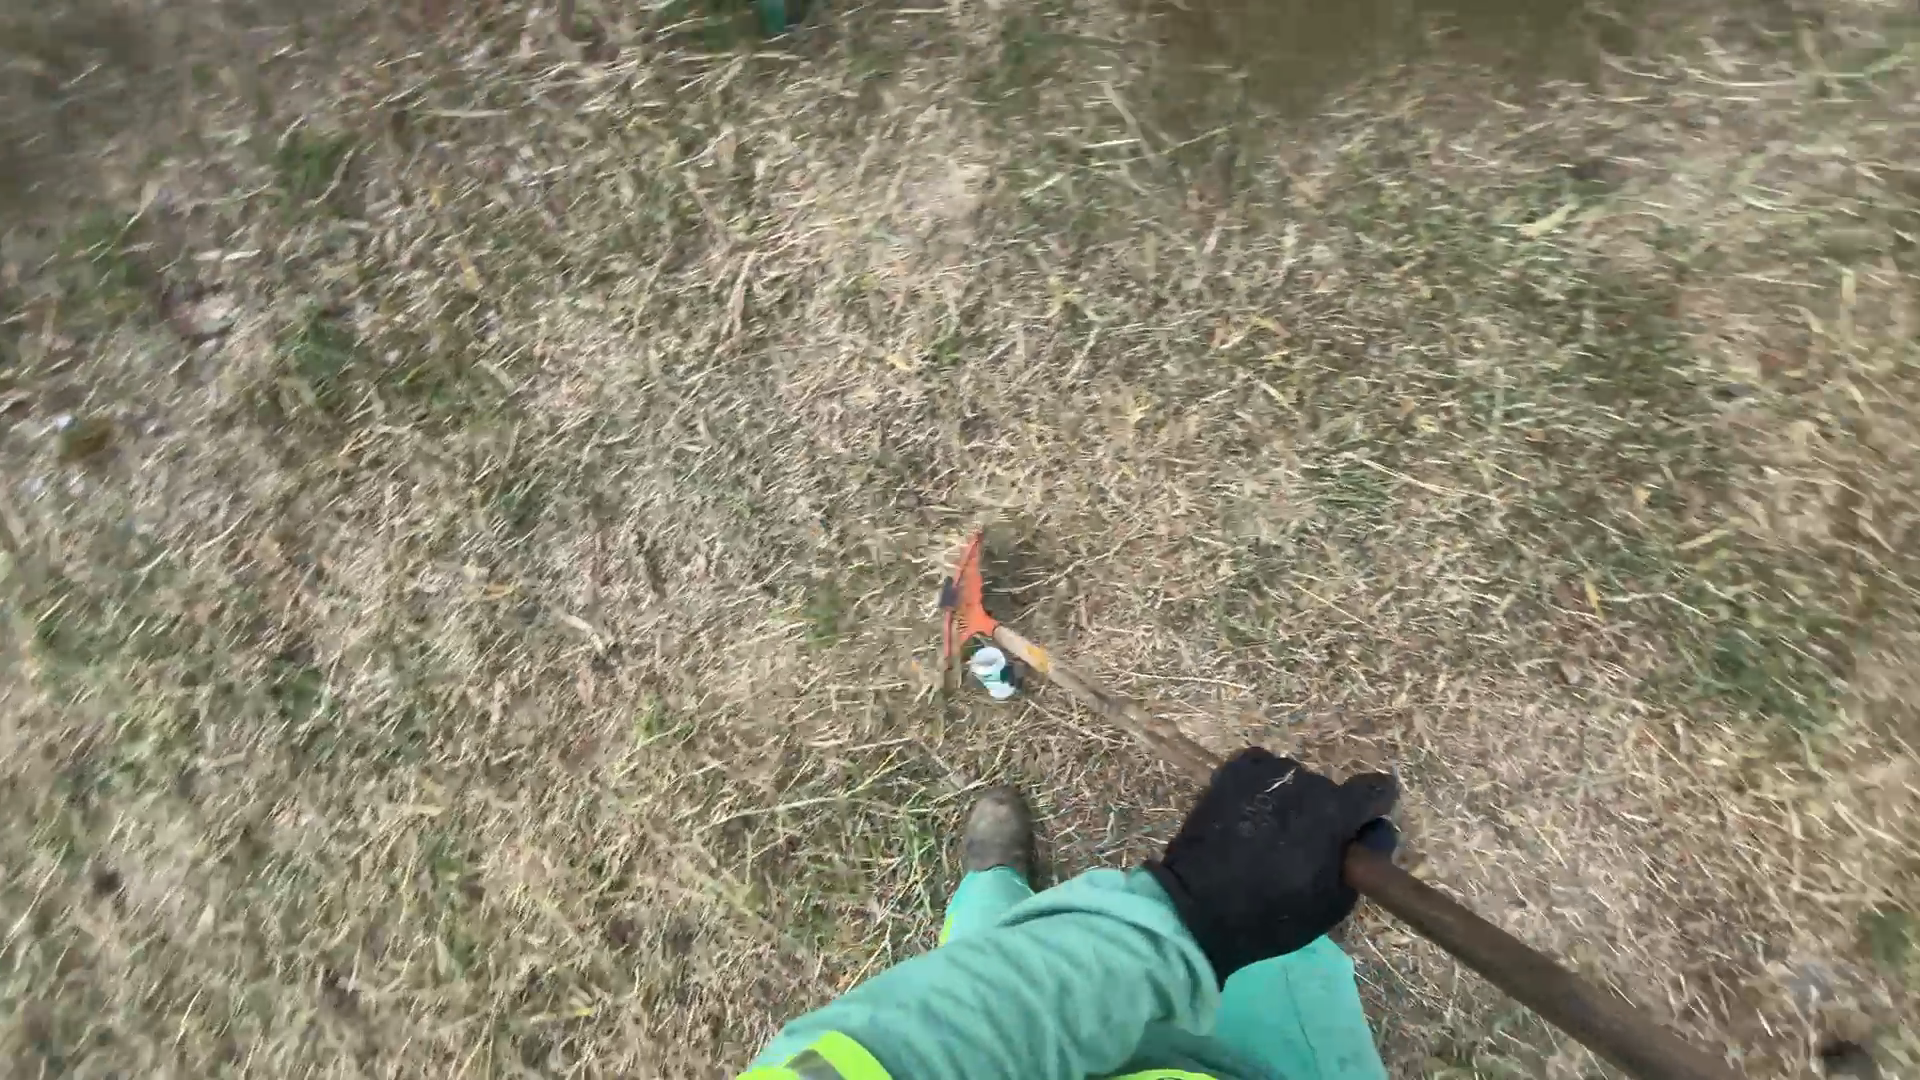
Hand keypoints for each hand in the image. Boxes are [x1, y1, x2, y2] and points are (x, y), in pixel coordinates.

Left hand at [1146, 748, 1397, 981]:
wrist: (1200, 903)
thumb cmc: (1275, 911)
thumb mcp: (1337, 898)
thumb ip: (1366, 856)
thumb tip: (1376, 828)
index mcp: (1334, 810)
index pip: (1374, 788)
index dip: (1375, 806)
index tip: (1366, 822)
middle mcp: (1301, 780)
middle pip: (1328, 790)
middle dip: (1327, 813)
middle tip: (1307, 846)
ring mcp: (1261, 771)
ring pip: (1293, 780)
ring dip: (1292, 799)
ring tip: (1272, 832)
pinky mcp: (1228, 772)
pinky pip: (1260, 769)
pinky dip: (1263, 785)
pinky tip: (1252, 811)